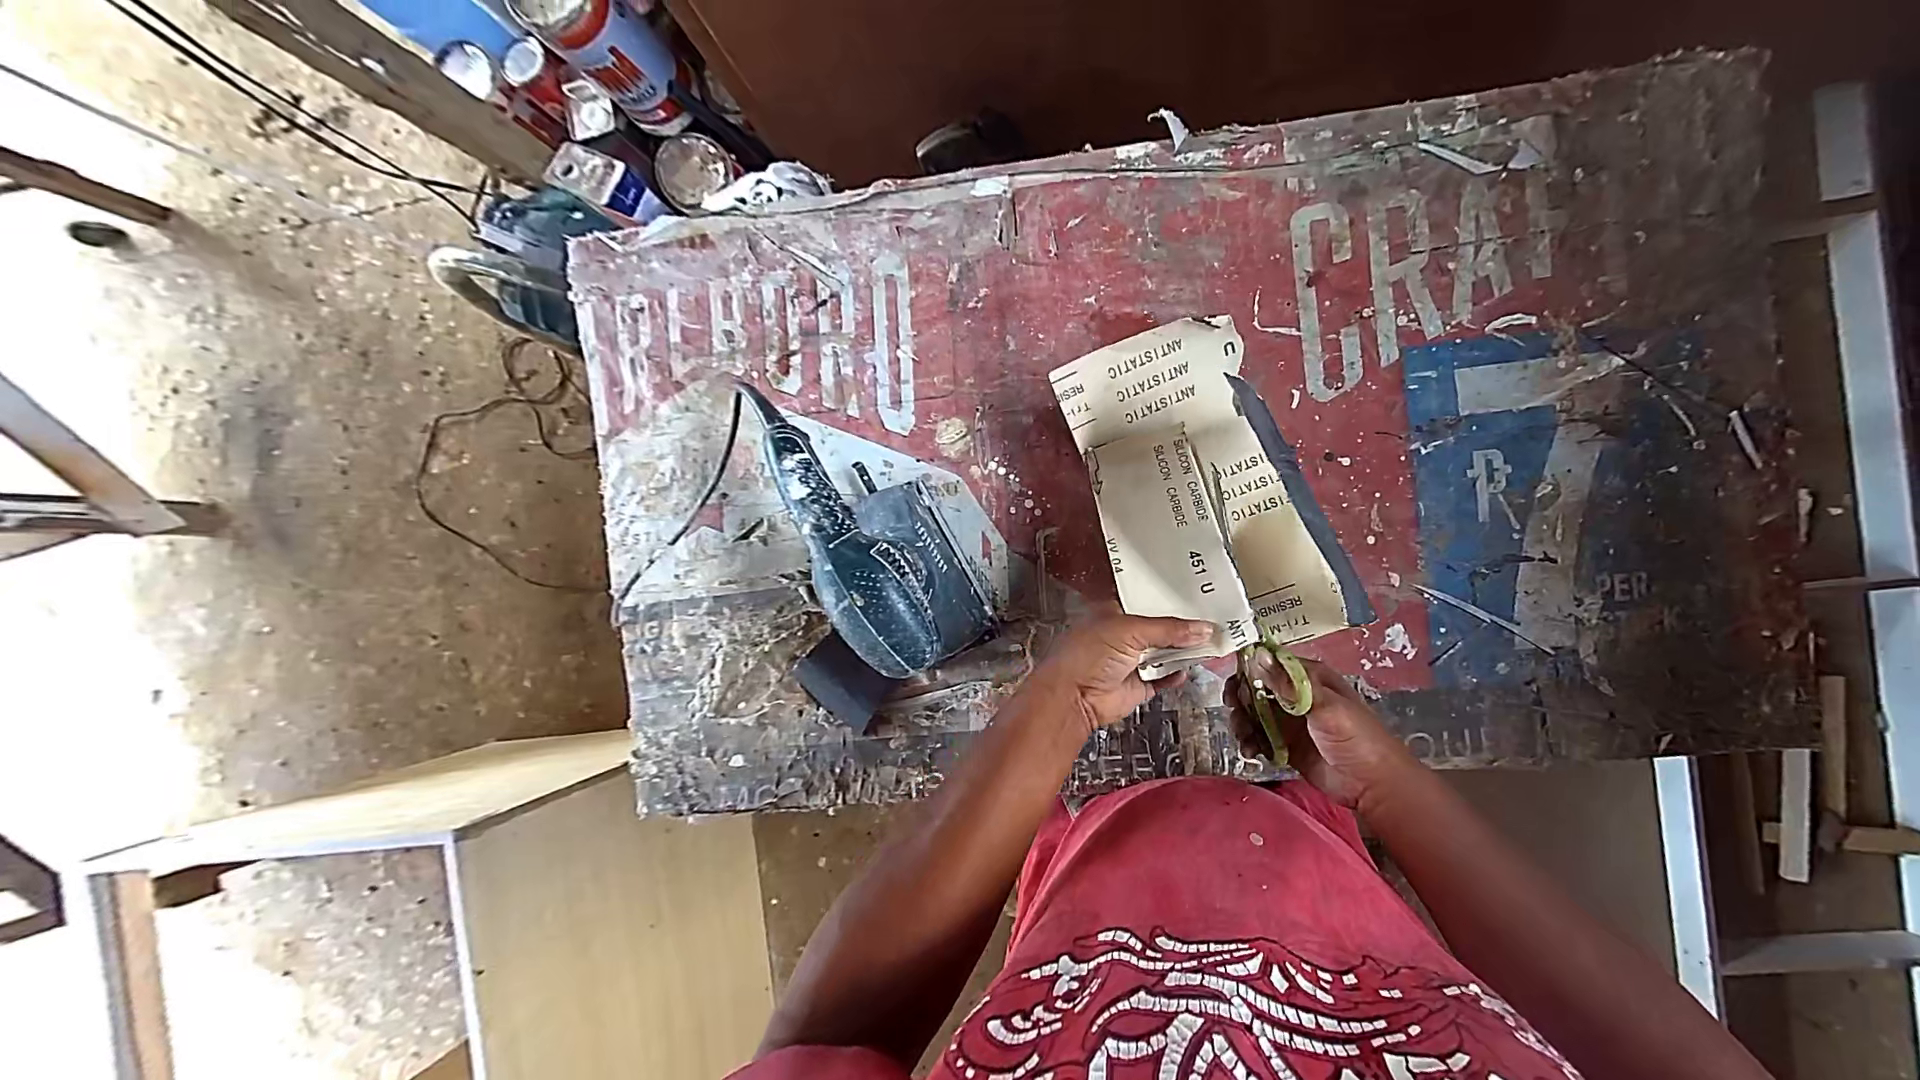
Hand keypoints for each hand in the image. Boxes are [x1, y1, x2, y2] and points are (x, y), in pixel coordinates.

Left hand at [1022, 614, 1213, 735]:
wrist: (1072, 697)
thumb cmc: (1084, 656)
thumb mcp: (1128, 630)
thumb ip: (1168, 629)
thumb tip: (1201, 628)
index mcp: (1115, 612)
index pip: (1150, 602)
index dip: (1173, 601)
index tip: (1201, 600)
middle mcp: (1124, 635)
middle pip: (1163, 629)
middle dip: (1186, 629)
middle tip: (1214, 625)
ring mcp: (1131, 660)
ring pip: (1167, 653)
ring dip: (1185, 652)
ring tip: (1210, 646)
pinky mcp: (1138, 684)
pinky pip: (1164, 678)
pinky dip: (1175, 675)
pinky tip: (1187, 669)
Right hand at [1226, 656, 1420, 809]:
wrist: (1374, 785)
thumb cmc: (1357, 738)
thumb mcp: (1325, 706)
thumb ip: (1289, 683)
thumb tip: (1256, 655)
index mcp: (1307, 678)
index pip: (1268, 665)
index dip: (1247, 672)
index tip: (1234, 686)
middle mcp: (1294, 695)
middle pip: (1255, 689)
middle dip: (1241, 700)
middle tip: (1236, 713)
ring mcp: (1289, 721)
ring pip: (1252, 714)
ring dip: (1242, 723)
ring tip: (1245, 738)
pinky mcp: (1284, 744)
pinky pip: (1257, 737)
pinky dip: (1250, 742)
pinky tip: (1251, 751)